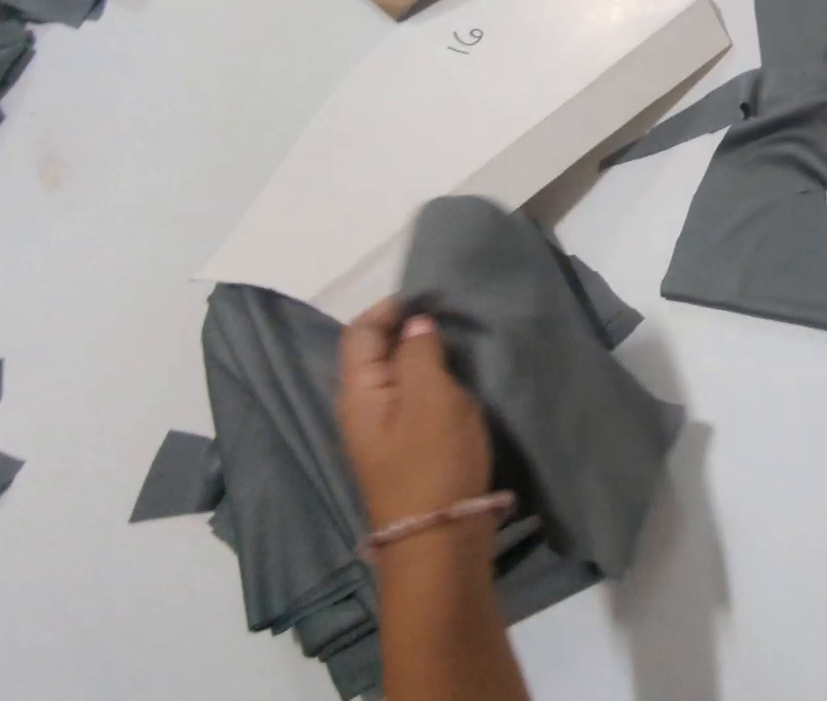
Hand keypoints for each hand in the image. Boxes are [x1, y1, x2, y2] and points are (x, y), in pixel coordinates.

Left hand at [337, 298, 491, 530]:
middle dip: (411, 328)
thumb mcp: (432, 399)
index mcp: (359, 394)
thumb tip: (418, 324)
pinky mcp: (411, 445)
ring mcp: (386, 430)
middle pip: (378, 354)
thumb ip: (422, 355)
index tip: (434, 292)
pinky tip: (466, 379)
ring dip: (428, 354)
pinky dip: (438, 378)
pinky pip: (418, 397)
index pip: (361, 334)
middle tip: (457, 312)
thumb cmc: (433, 461)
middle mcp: (365, 409)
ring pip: (401, 376)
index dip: (391, 308)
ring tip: (466, 340)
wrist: (439, 534)